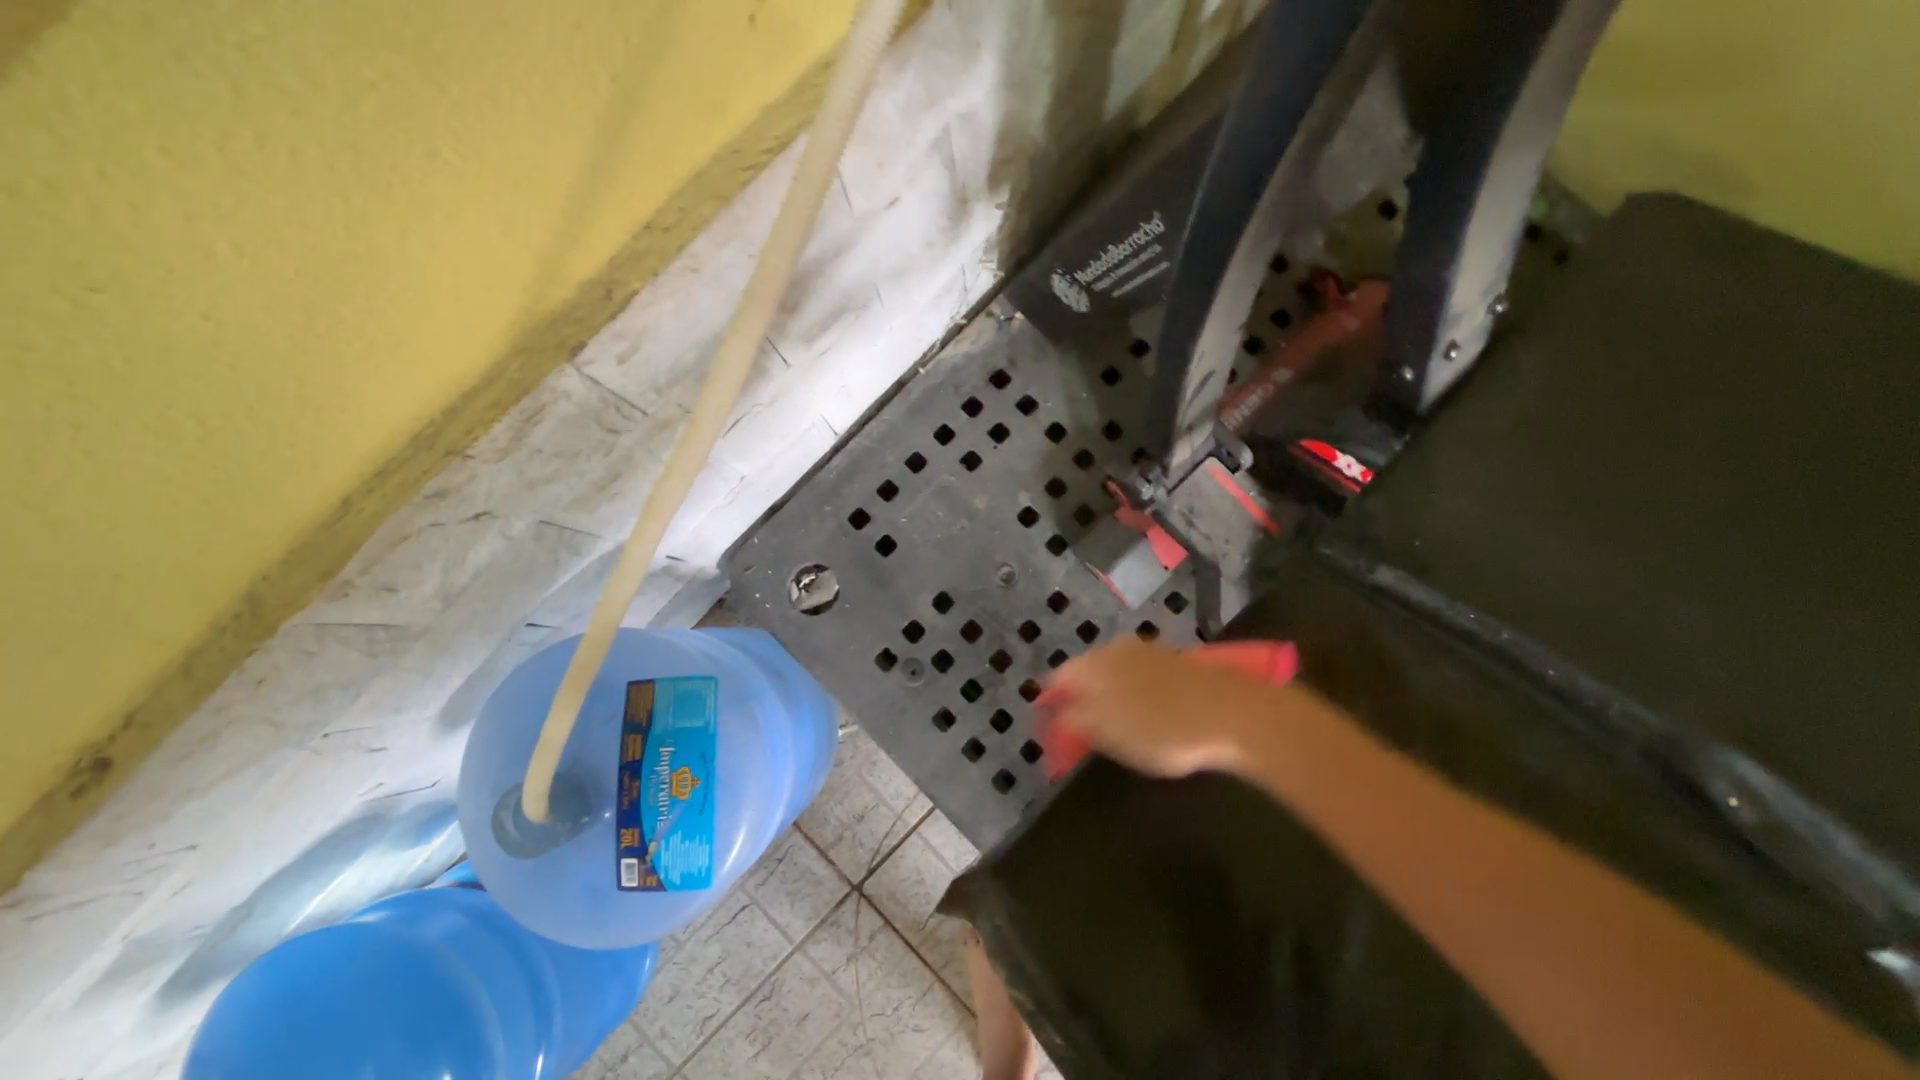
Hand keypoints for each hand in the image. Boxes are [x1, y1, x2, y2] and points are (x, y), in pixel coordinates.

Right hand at [1042, 640, 1293, 777]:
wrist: (1234, 713)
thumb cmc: (1162, 728)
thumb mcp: (1107, 733)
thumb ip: (1073, 721)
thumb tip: (1055, 714)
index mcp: (1093, 664)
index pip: (1057, 680)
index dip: (1051, 708)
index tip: (1054, 736)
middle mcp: (1116, 650)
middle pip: (1085, 675)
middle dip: (1080, 702)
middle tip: (1084, 736)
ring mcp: (1149, 652)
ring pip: (1115, 675)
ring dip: (1109, 699)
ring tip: (1117, 731)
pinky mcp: (1177, 662)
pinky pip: (1142, 680)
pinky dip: (1137, 698)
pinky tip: (1150, 719)